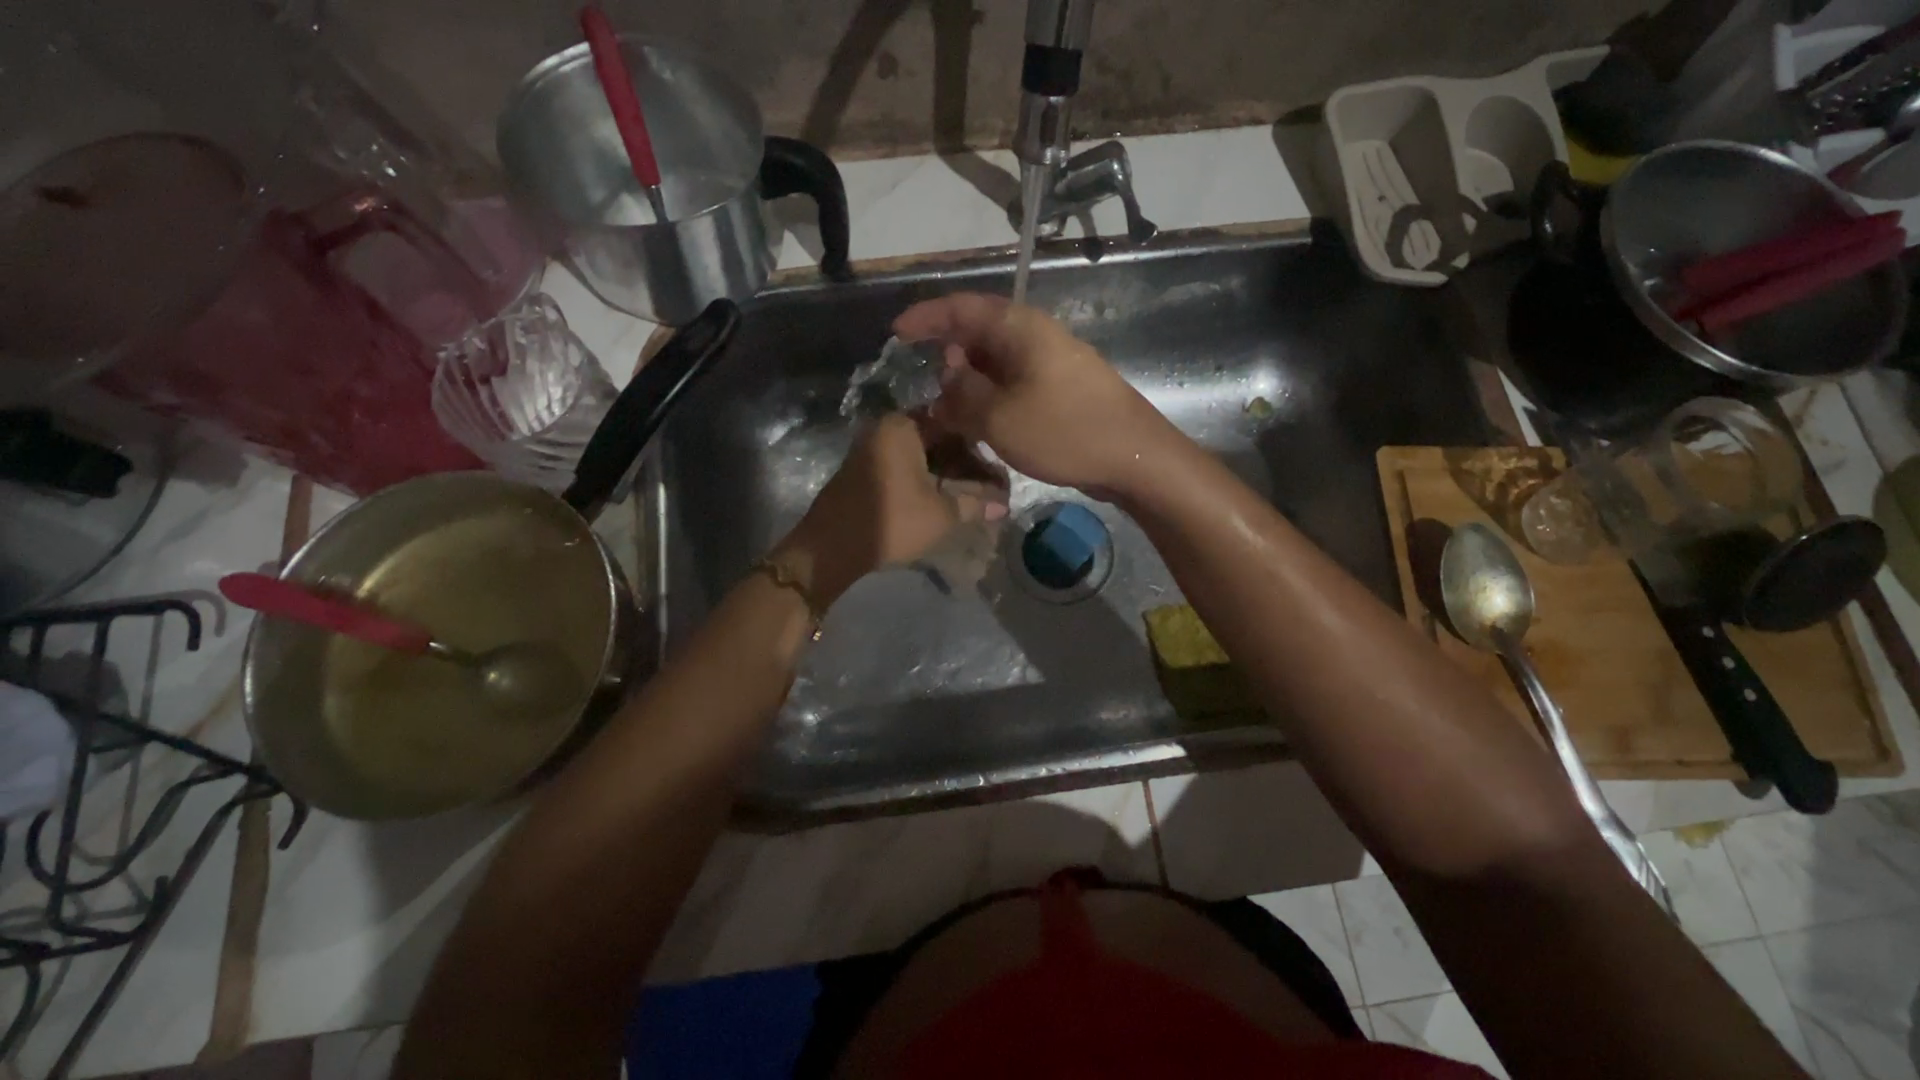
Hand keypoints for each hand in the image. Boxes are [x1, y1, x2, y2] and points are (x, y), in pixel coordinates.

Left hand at [772, 413, 1006, 605]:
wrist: (830, 549)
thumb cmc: (890, 522)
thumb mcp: (941, 513)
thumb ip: (975, 503)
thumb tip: (1004, 505)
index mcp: (903, 426)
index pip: (956, 426)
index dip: (982, 451)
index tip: (1001, 474)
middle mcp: (886, 429)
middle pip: (938, 440)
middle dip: (966, 466)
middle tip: (991, 491)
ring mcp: (871, 449)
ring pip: (921, 457)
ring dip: (947, 476)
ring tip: (972, 500)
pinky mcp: (864, 471)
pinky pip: (904, 468)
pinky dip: (926, 481)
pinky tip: (944, 500)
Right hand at [893, 293, 1184, 496]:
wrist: (1135, 458)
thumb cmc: (1065, 431)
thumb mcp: (999, 417)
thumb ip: (961, 396)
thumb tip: (944, 384)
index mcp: (1020, 329)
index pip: (962, 307)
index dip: (926, 317)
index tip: (895, 334)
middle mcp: (1036, 337)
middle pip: (979, 333)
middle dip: (946, 353)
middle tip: (922, 382)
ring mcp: (1052, 363)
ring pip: (996, 362)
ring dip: (968, 381)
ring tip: (945, 409)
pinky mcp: (1061, 391)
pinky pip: (1014, 383)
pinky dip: (990, 396)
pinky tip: (979, 422)